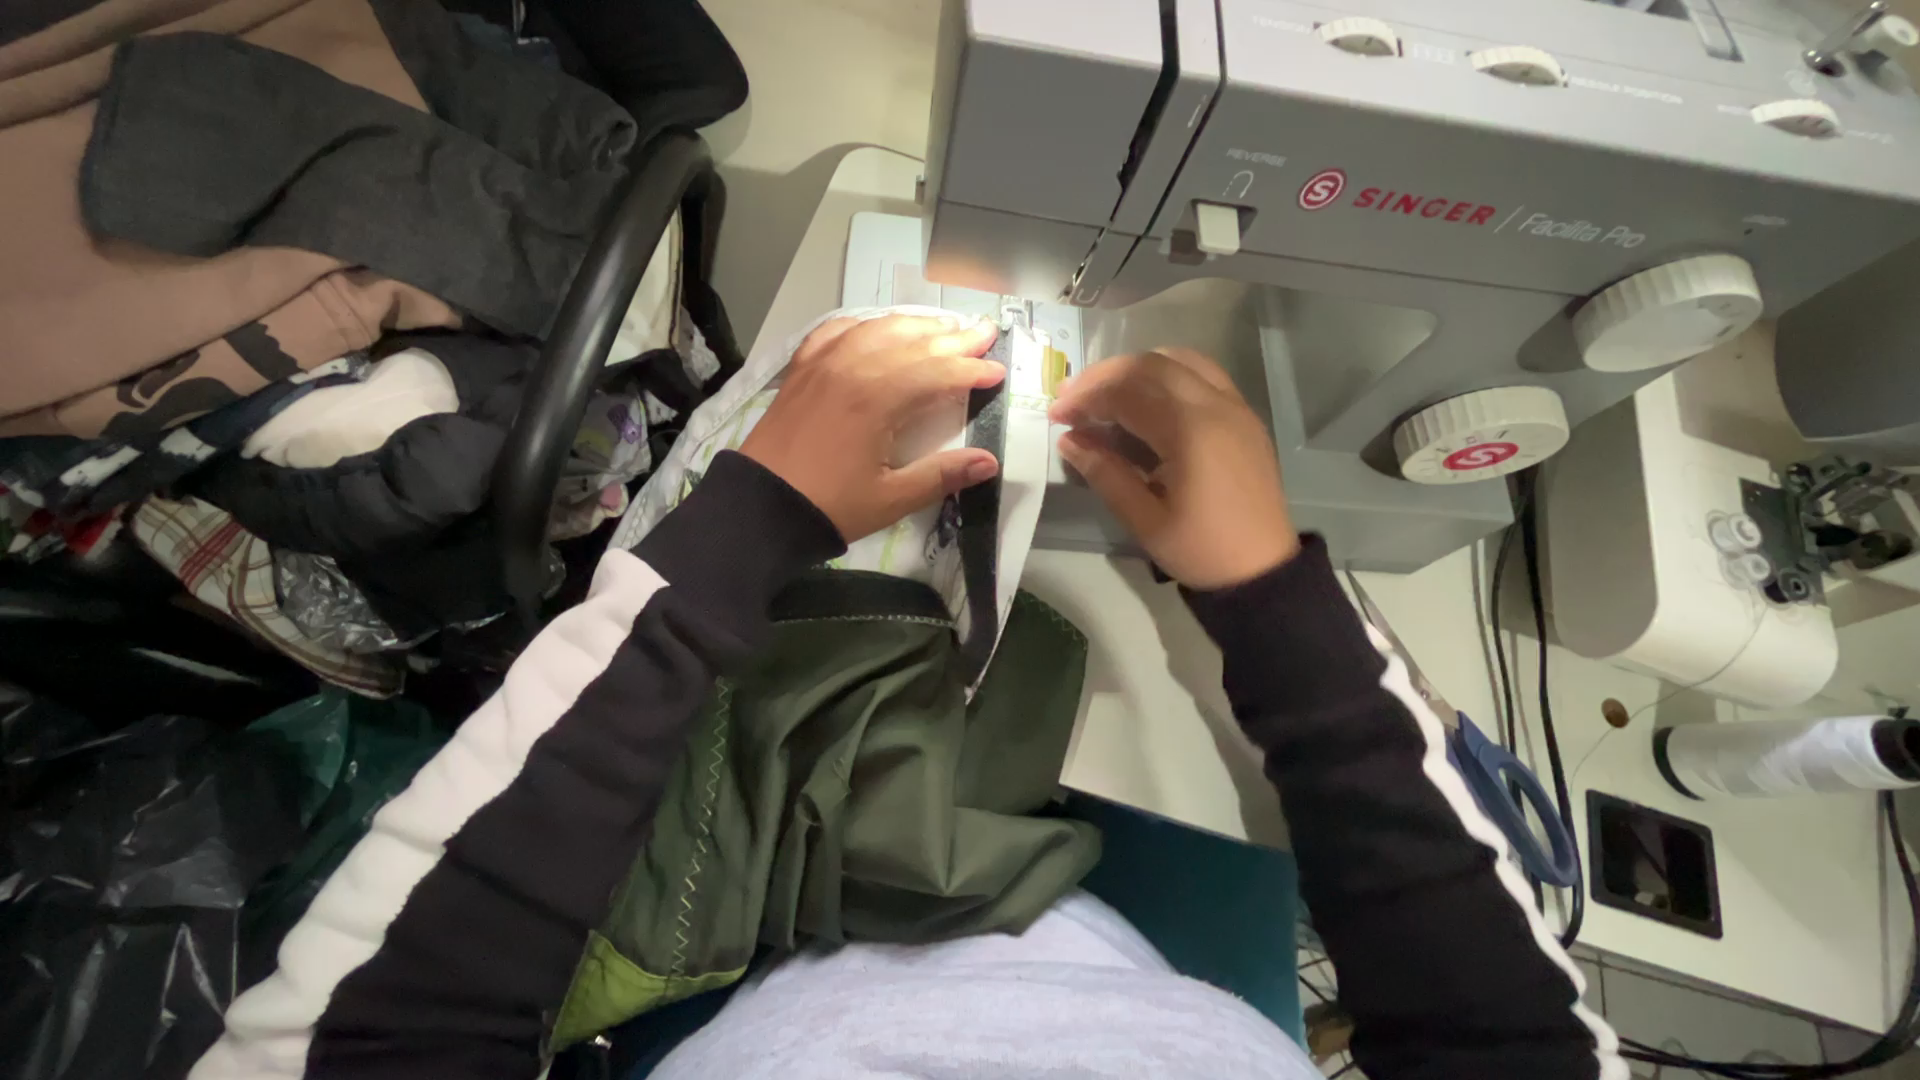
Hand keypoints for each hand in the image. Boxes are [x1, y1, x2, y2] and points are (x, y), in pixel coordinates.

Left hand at [741, 314, 1005, 542]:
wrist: (758, 508)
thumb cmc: (829, 506)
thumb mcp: (891, 499)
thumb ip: (941, 476)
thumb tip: (988, 462)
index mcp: (878, 399)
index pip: (937, 372)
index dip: (971, 371)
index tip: (997, 372)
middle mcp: (853, 368)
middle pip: (912, 343)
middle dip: (953, 338)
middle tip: (985, 330)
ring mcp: (824, 364)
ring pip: (877, 329)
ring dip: (914, 325)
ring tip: (942, 325)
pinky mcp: (802, 370)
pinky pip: (837, 332)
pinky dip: (864, 325)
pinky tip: (878, 326)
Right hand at [1048, 347, 1298, 588]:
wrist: (1261, 569)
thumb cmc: (1199, 549)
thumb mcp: (1143, 519)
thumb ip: (1105, 472)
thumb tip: (1069, 440)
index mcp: (1190, 431)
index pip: (1126, 394)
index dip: (1085, 399)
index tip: (1055, 416)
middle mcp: (1215, 405)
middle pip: (1151, 365)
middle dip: (1105, 375)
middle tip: (1071, 396)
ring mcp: (1235, 406)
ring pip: (1180, 360)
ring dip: (1137, 368)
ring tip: (1106, 391)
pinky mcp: (1244, 415)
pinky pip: (1204, 374)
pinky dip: (1168, 374)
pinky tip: (1148, 397)